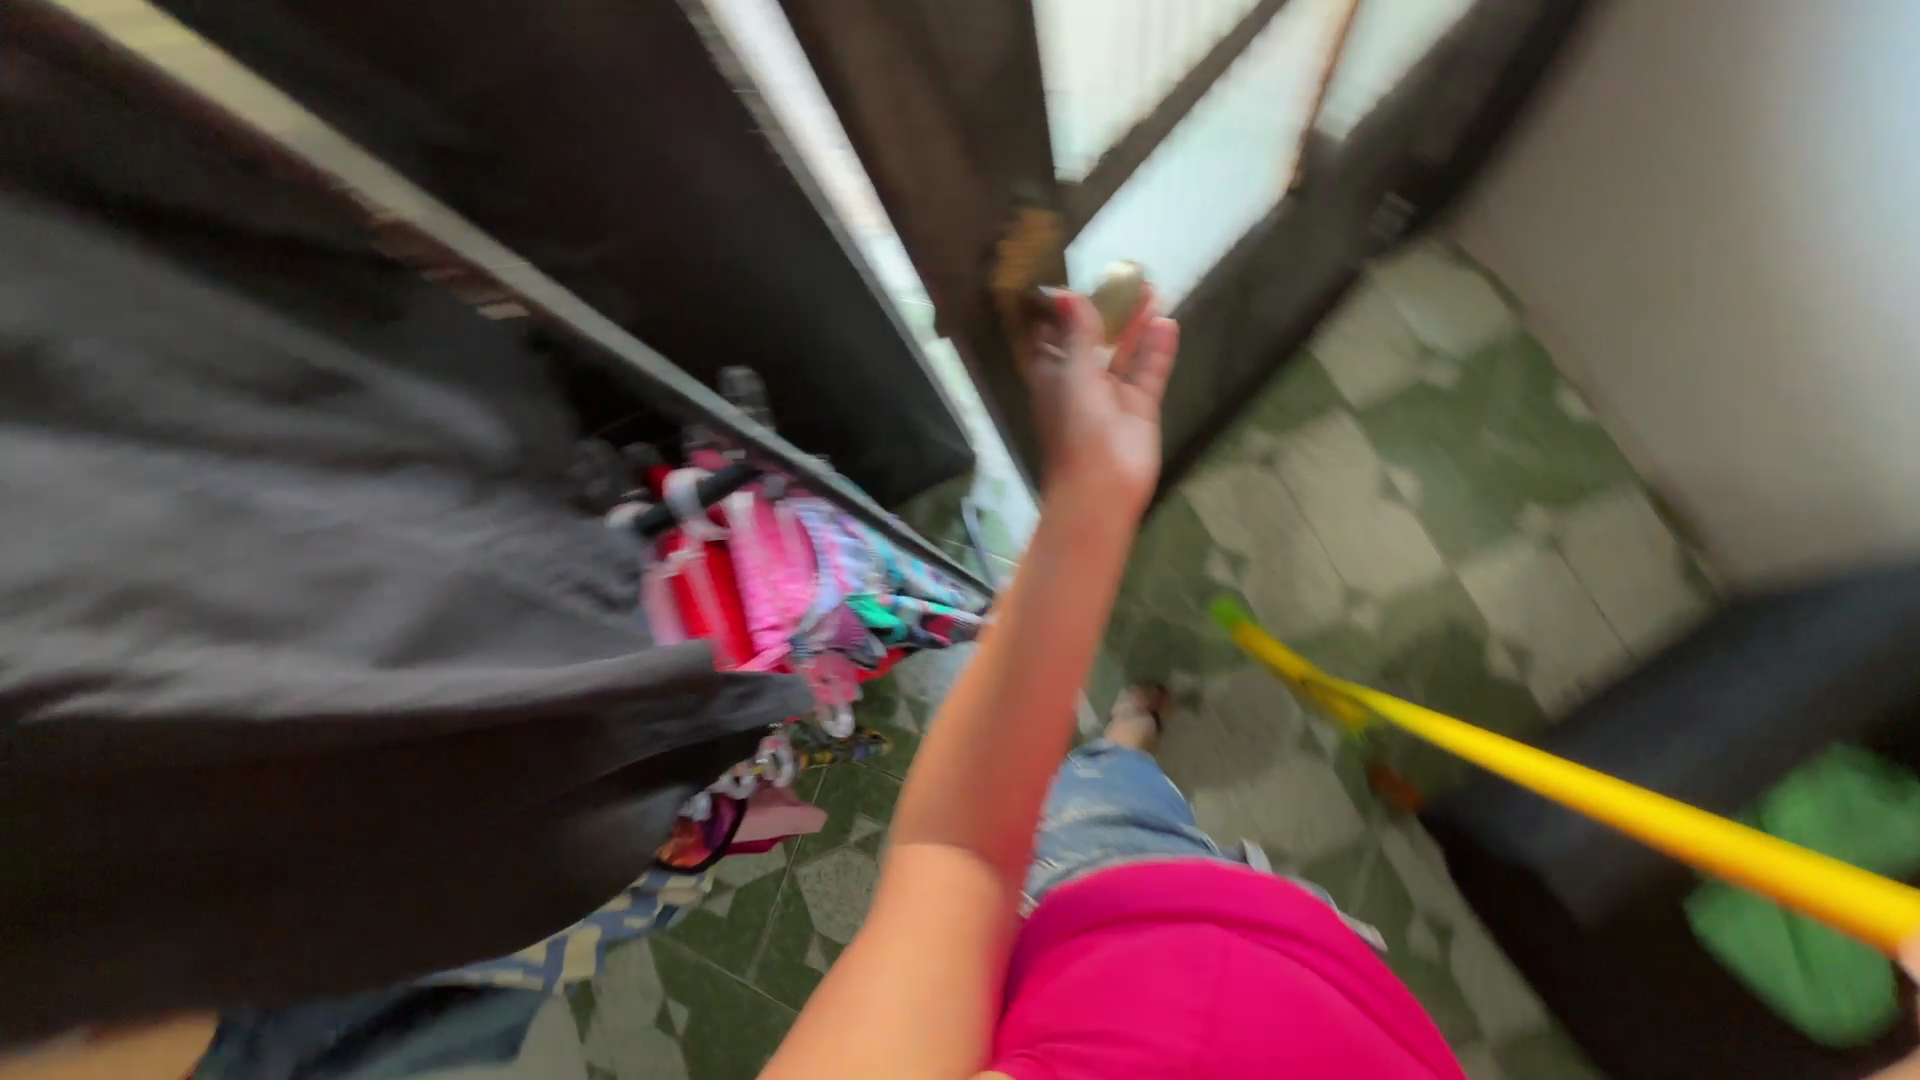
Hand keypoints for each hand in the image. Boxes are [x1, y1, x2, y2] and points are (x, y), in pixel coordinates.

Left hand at [1023, 288, 1179, 516]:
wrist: (1102, 487)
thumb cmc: (1077, 429)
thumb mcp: (1072, 375)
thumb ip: (1076, 334)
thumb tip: (1066, 294)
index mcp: (1052, 376)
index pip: (1054, 336)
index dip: (1064, 310)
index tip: (1078, 280)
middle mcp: (1080, 382)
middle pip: (1094, 339)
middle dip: (1109, 310)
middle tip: (1127, 276)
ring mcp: (1111, 396)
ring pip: (1124, 353)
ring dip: (1136, 324)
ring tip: (1152, 289)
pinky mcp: (1139, 408)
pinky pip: (1149, 372)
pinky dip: (1158, 350)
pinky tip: (1168, 323)